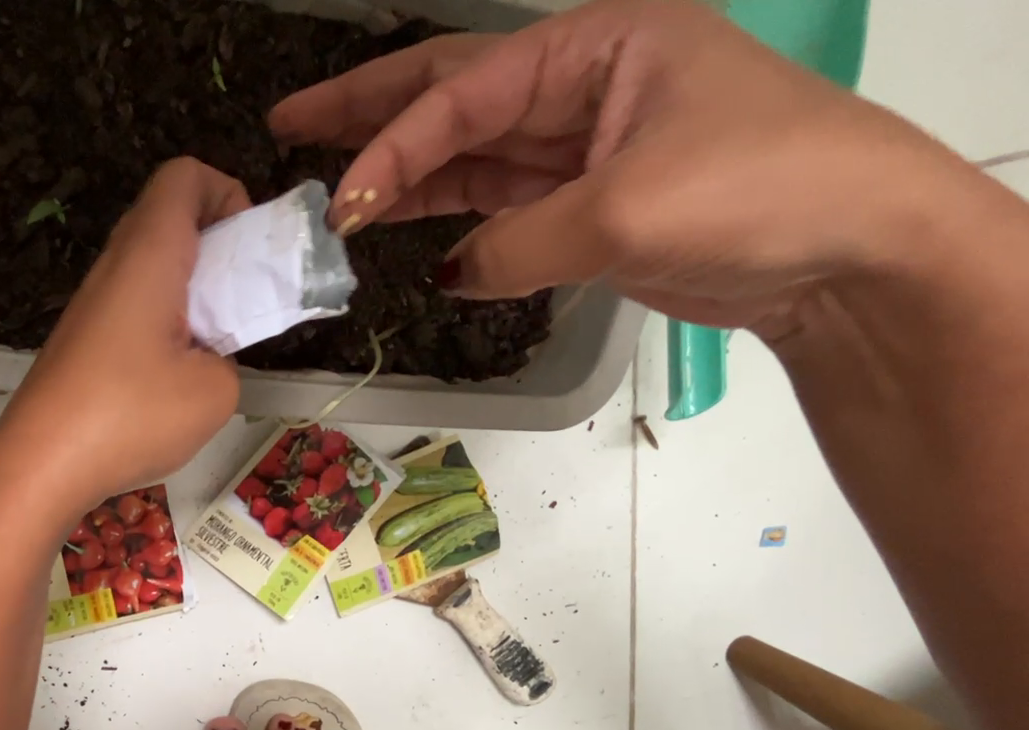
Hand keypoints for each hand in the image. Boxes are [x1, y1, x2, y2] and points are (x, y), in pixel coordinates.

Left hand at [0, 158, 251, 517]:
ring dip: (186, 295)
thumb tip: (204, 358)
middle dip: (214, 247)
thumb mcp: (213, 392)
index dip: (226, 192)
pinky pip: (127, 311)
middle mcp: (111, 269)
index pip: (183, 176)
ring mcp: (87, 309)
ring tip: (208, 349)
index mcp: (148, 256)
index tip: (248, 247)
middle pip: (164, 220)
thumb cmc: (128, 417)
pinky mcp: (76, 346)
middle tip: (240, 299)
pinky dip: (158, 328)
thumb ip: (227, 358)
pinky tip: (166, 384)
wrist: (38, 469)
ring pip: (145, 271)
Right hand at [269, 0, 976, 334]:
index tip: (341, 201)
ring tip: (324, 179)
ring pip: (462, 153)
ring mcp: (576, 147)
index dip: (392, 144)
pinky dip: (443, 219)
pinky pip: (489, 203)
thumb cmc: (757, 193)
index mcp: (597, 48)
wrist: (853, 254)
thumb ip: (512, 242)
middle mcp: (579, 86)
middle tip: (287, 122)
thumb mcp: (620, 213)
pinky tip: (396, 228)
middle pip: (449, 96)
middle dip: (366, 112)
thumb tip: (451, 271)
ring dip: (396, 169)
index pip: (464, 92)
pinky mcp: (578, 204)